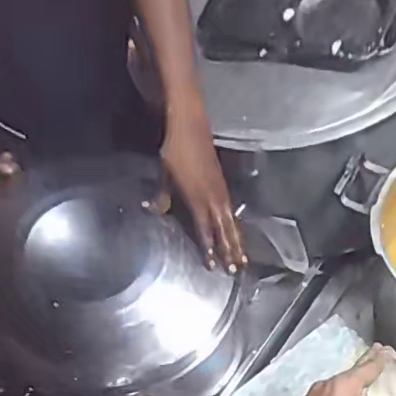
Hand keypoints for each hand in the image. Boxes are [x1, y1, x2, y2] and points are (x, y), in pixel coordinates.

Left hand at [161, 109, 245, 270]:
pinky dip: (236, 228)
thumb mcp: (164, 173)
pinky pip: (232, 214)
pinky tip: (238, 236)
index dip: (208, 248)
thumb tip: (152, 210)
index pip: (204, 230)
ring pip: (231, 225)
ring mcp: (221, 194)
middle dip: (229, 252)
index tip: (211, 265)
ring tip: (243, 260)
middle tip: (235, 271)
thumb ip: (162, 195)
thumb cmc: (174, 149)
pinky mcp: (224, 188)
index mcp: (197, 199)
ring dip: (237, 244)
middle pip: (223, 232)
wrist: (190, 125)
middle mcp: (213, 200)